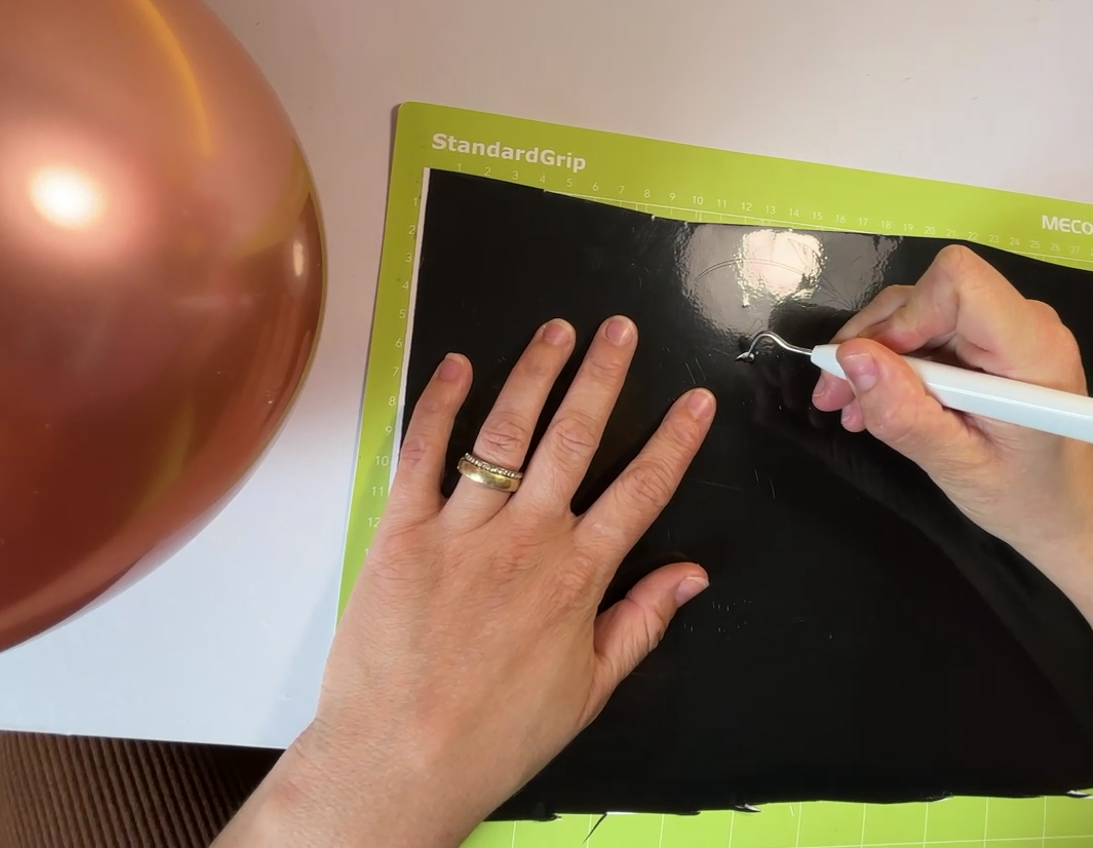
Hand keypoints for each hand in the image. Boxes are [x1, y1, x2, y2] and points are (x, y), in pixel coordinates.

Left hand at [219, 317, 714, 847]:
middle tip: (620, 330)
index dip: (675, 440)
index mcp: (577, 574)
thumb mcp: (589, 688)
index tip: (696, 400)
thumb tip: (694, 575)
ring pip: (506, 432)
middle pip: (575, 438)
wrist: (397, 763)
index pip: (641, 490)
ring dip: (534, 373)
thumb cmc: (498, 732)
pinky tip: (457, 366)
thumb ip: (643, 621)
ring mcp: (463, 528)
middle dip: (603, 376)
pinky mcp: (404, 530)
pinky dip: (440, 405)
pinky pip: (424, 454)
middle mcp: (527, 537)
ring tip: (557, 329)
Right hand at [809, 245, 1092, 555]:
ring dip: (871, 355)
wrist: (1062, 513)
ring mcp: (1001, 327)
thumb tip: (850, 358)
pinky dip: (888, 363)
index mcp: (1031, 348)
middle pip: (923, 295)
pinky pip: (922, 330)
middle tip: (834, 393)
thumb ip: (903, 413)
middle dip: (870, 341)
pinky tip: (872, 400)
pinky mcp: (983, 339)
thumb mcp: (956, 466)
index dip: (906, 316)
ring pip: (912, 310)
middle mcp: (1020, 322)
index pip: (958, 282)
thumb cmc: (1026, 497)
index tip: (876, 367)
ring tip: (850, 406)